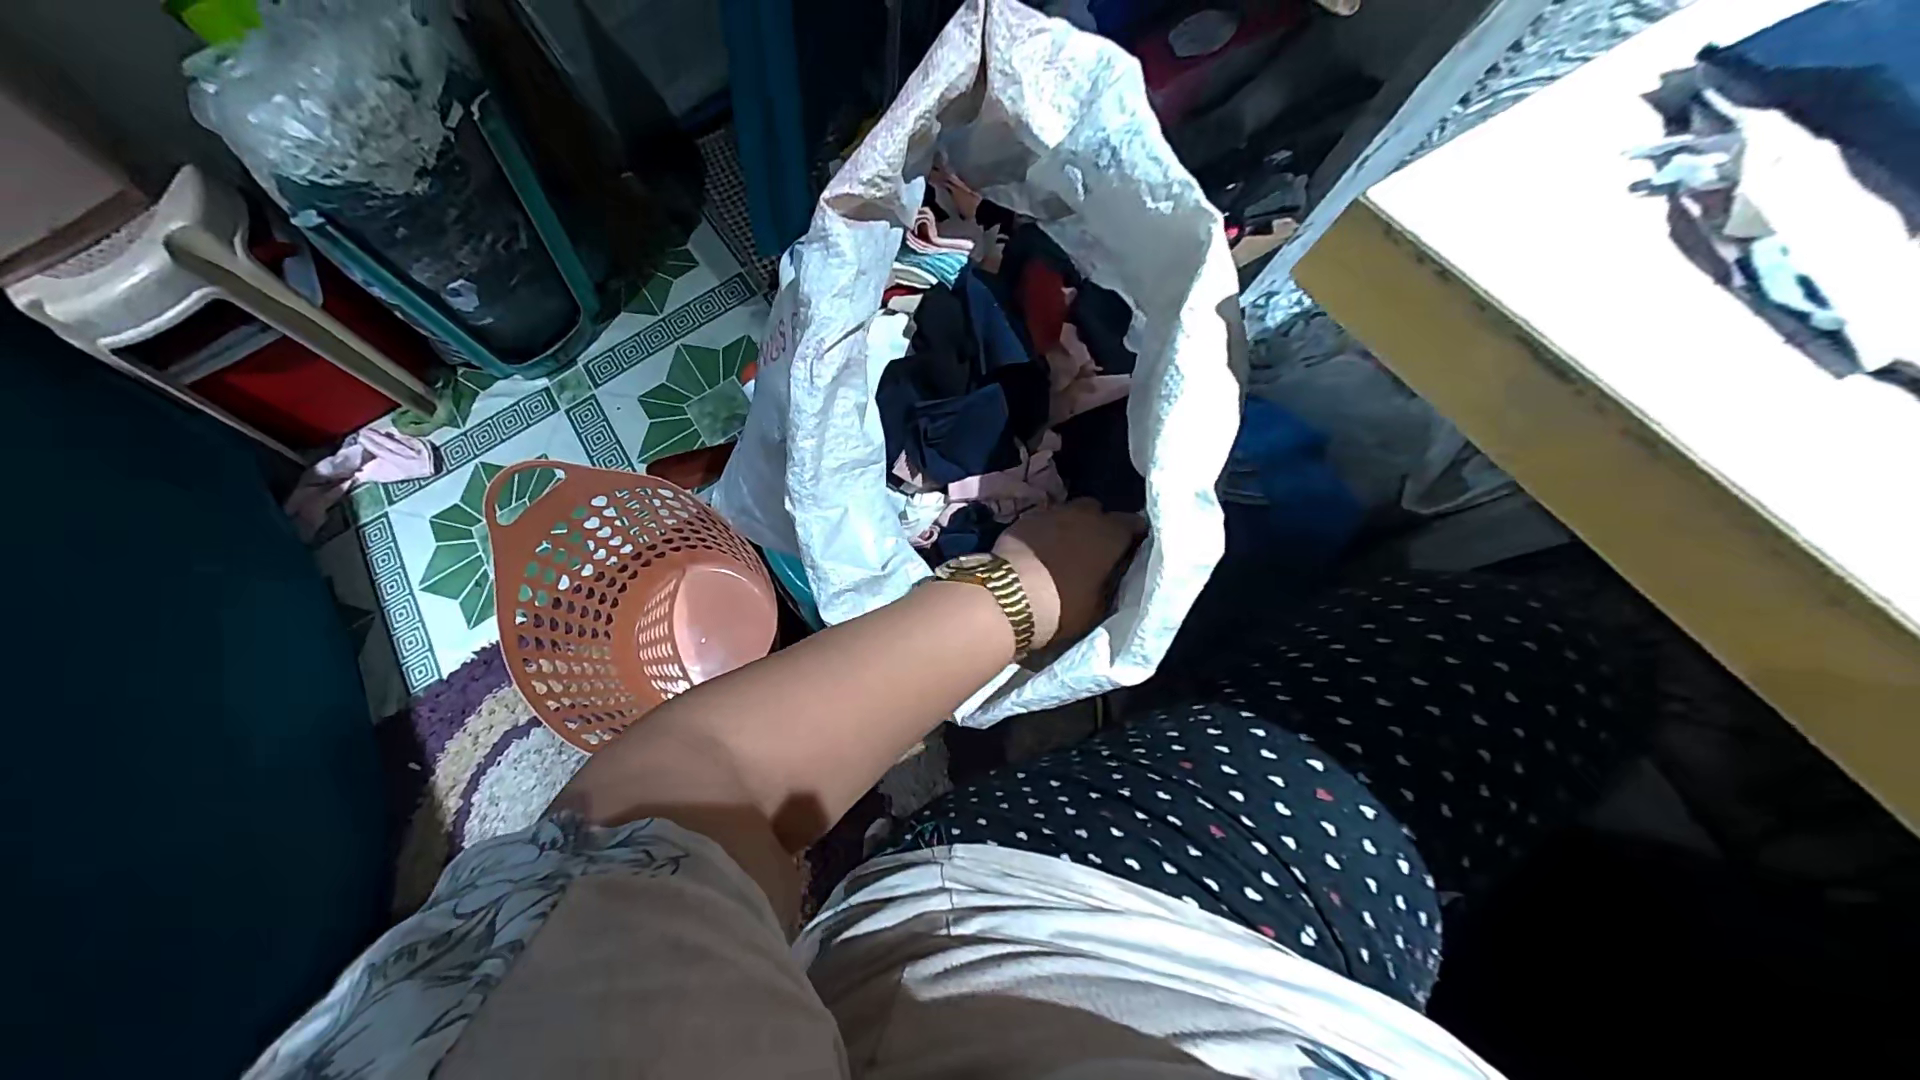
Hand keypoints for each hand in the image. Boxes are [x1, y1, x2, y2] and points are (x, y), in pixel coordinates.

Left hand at [993, 499, 1145, 649]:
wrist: (1012, 595)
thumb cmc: (1064, 605)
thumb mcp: (1099, 605)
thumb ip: (1111, 583)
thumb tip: (1113, 575)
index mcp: (1111, 534)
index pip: (1134, 524)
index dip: (1132, 536)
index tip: (1128, 550)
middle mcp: (1086, 515)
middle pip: (1098, 512)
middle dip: (1098, 526)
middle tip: (1093, 549)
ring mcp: (1053, 512)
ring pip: (1069, 512)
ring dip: (1071, 525)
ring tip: (1064, 548)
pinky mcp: (1025, 517)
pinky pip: (1044, 519)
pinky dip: (1046, 530)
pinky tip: (1039, 548)